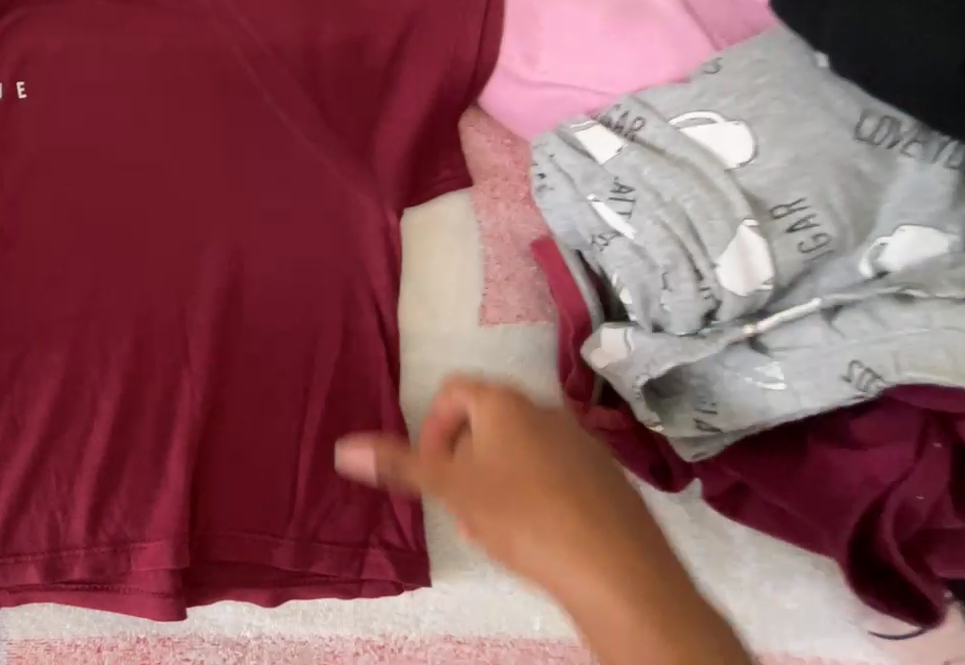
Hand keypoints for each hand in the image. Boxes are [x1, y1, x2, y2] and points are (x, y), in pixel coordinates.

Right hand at [334, 375, 686, 610]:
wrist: (622, 575)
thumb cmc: (524, 518)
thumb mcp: (450, 490)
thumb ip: (398, 464)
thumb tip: (342, 449)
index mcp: (503, 402)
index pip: (453, 390)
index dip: (433, 426)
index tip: (432, 467)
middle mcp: (545, 409)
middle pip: (486, 420)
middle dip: (463, 457)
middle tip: (458, 498)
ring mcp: (584, 442)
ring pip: (521, 448)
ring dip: (496, 476)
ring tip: (493, 522)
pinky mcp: (612, 478)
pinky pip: (557, 471)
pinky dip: (536, 491)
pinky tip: (536, 533)